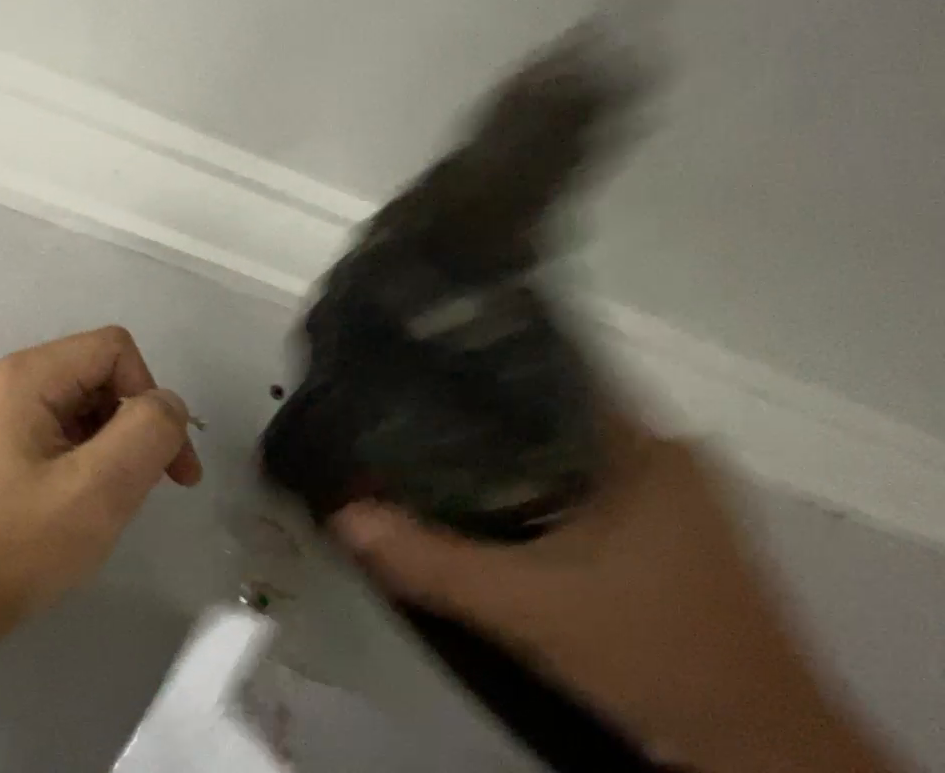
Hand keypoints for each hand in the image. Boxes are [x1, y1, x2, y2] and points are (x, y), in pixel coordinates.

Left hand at [0, 326, 201, 646]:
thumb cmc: (20, 545)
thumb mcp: (98, 490)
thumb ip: (146, 432)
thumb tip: (168, 404)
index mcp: (25, 376)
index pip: (114, 349)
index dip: (150, 394)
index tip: (167, 459)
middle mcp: (11, 380)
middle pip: (101, 373)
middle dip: (137, 422)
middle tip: (155, 485)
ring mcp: (4, 411)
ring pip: (88, 403)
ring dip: (117, 444)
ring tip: (115, 499)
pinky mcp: (5, 442)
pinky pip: (66, 429)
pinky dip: (93, 457)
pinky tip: (89, 501)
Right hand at [330, 406, 892, 772]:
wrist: (760, 758)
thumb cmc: (655, 654)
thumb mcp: (530, 608)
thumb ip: (432, 561)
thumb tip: (342, 516)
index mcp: (647, 448)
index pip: (543, 377)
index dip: (469, 371)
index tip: (405, 369)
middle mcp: (663, 460)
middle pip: (543, 419)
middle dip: (470, 421)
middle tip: (394, 418)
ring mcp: (671, 503)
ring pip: (557, 459)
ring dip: (496, 462)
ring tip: (417, 456)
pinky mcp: (664, 543)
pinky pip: (573, 492)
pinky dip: (524, 494)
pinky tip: (475, 509)